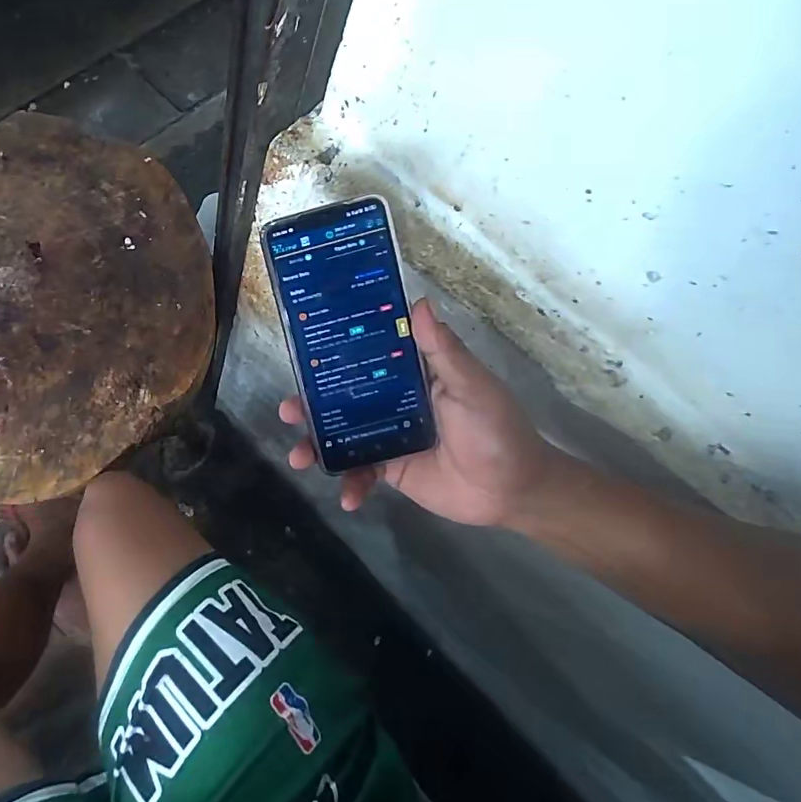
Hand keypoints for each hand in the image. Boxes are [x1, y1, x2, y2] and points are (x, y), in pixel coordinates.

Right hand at [281, 298, 561, 526]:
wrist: (513, 489)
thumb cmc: (496, 428)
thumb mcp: (472, 386)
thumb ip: (444, 351)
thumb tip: (419, 304)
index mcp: (412, 375)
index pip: (367, 358)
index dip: (335, 357)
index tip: (304, 356)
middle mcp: (396, 403)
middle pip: (344, 399)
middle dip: (312, 405)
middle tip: (287, 409)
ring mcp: (391, 438)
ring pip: (344, 437)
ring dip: (318, 446)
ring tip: (298, 457)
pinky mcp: (394, 471)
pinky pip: (363, 474)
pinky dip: (352, 486)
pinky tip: (348, 498)